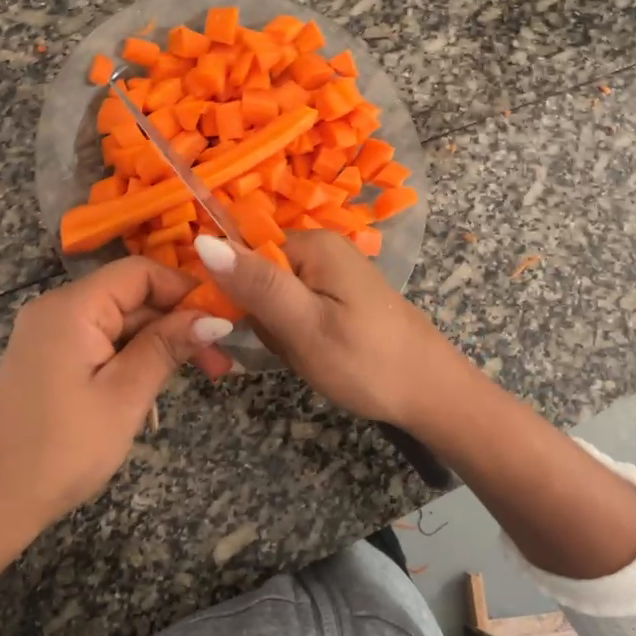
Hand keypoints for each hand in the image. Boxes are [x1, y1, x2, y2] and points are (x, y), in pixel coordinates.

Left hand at [0, 258, 235, 533]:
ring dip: (158, 343)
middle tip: (221, 361)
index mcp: (71, 306)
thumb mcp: (124, 396)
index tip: (223, 318)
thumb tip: (213, 317)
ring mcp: (48, 333)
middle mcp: (56, 308)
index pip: (139, 272)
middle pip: (130, 296)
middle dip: (177, 323)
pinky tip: (156, 387)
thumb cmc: (64, 449)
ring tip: (203, 373)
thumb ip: (166, 347)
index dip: (184, 289)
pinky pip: (99, 341)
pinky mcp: (48, 357)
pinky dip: (130, 357)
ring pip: (118, 321)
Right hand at [195, 231, 460, 427]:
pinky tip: (315, 355)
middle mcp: (322, 248)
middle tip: (288, 348)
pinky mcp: (339, 296)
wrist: (434, 396)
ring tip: (304, 355)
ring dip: (278, 331)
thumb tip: (201, 239)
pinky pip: (296, 309)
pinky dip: (296, 335)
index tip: (240, 328)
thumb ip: (255, 283)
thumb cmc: (367, 362)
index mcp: (313, 244)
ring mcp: (332, 273)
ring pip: (273, 297)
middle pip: (256, 275)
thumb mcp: (304, 326)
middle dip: (260, 317)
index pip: (242, 253)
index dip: (233, 291)